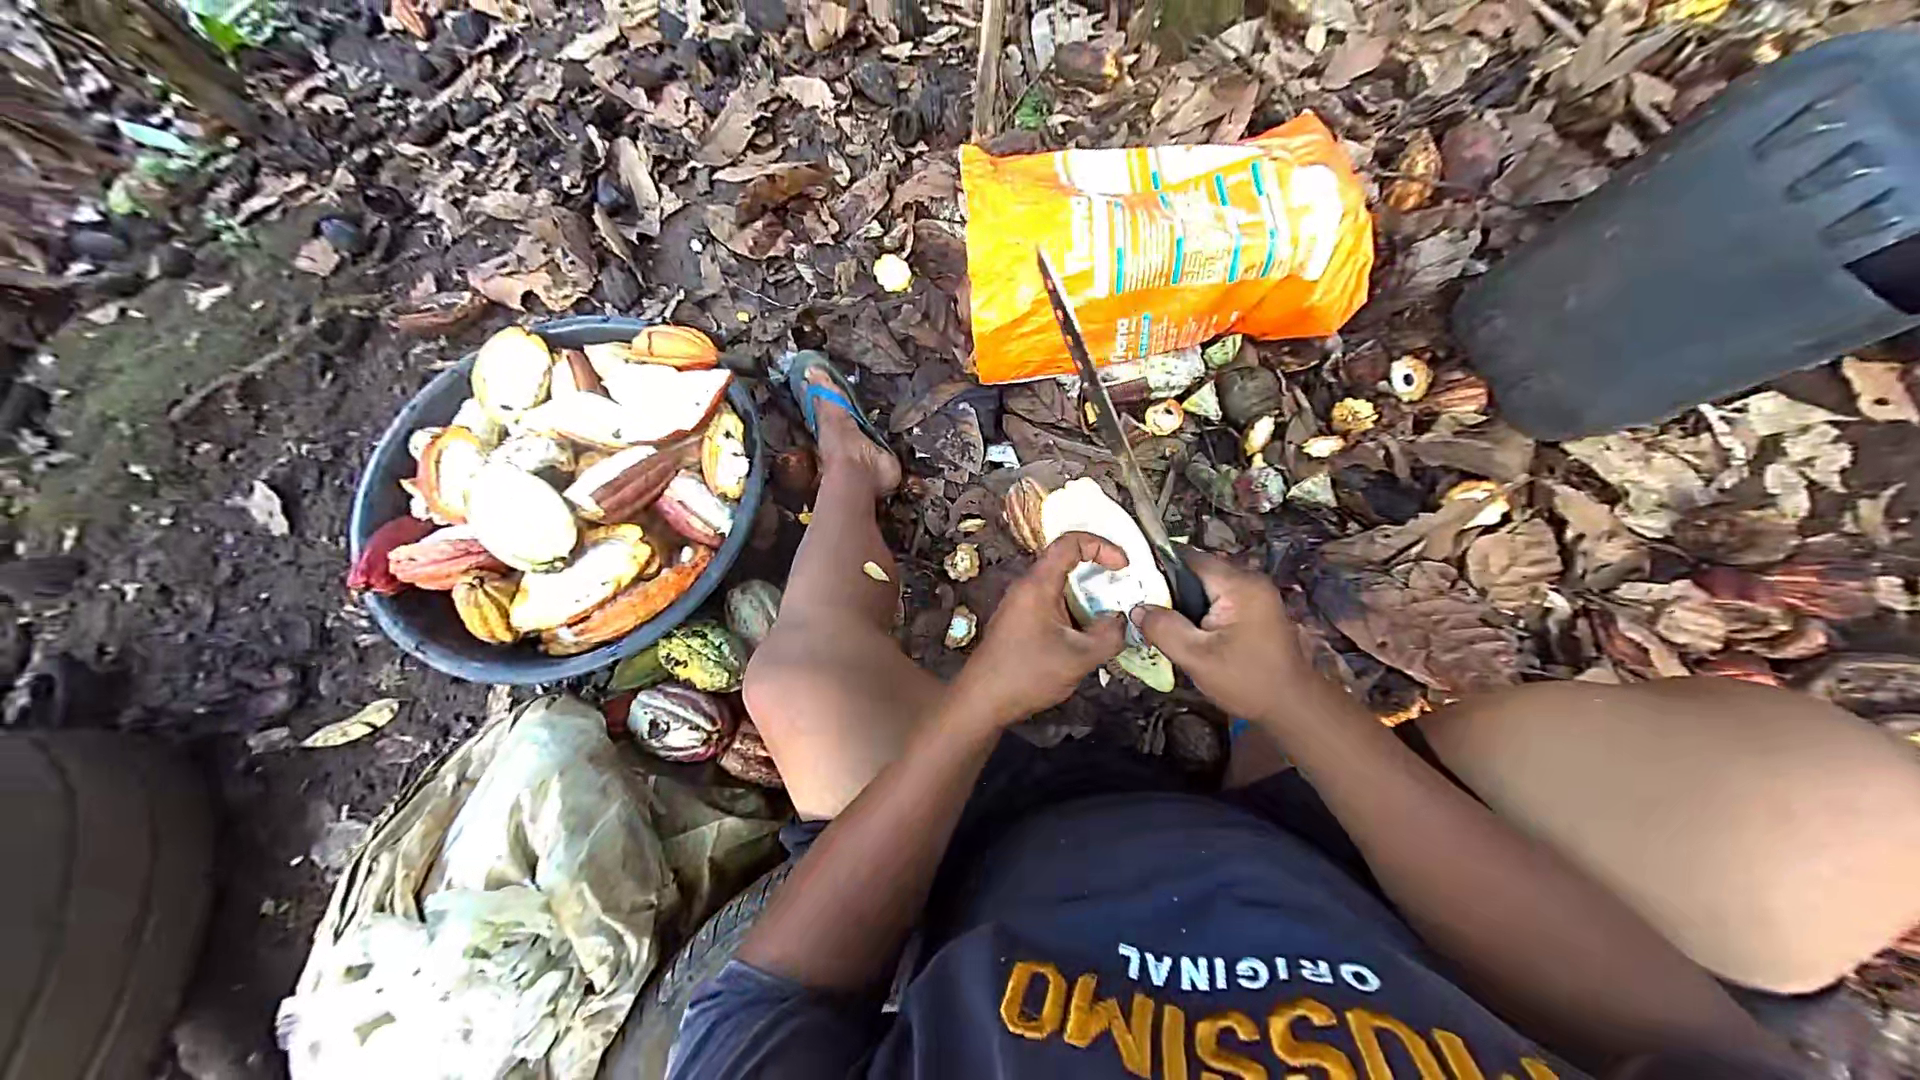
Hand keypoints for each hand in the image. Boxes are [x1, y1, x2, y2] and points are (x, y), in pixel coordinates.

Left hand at [947, 532, 1128, 728]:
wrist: (982, 701)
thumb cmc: (1027, 674)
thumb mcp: (1080, 657)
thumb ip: (1110, 635)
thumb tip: (1122, 620)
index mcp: (1038, 584)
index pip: (1070, 542)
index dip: (1102, 546)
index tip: (1124, 566)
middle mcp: (1026, 587)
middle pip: (1066, 565)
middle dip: (1099, 578)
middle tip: (1121, 598)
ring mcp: (1020, 605)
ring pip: (1060, 589)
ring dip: (1087, 600)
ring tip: (1108, 623)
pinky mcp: (1018, 622)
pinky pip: (1051, 606)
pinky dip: (1073, 614)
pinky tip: (1085, 639)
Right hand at [1131, 551, 1326, 725]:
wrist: (1293, 707)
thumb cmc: (1247, 680)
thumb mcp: (1197, 658)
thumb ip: (1164, 629)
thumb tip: (1137, 608)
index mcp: (1239, 585)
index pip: (1189, 558)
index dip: (1158, 566)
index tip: (1132, 581)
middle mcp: (1249, 581)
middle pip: (1197, 570)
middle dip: (1168, 586)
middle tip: (1139, 603)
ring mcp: (1254, 595)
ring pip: (1205, 586)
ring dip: (1182, 600)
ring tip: (1155, 616)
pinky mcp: (1254, 609)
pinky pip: (1216, 598)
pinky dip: (1197, 609)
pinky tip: (1180, 627)